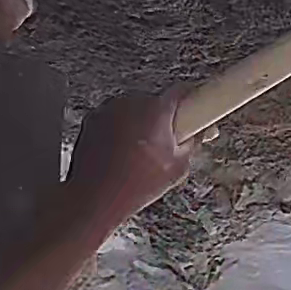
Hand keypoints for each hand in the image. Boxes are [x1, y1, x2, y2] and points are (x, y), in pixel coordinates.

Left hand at [64, 90, 195, 223]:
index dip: (191, 97)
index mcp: (156, 110)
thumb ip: (192, 144)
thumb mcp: (177, 168)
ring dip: (139, 122)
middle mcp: (132, 102)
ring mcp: (110, 108)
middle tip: (164, 142)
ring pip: (133, 108)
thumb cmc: (134, 186)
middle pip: (155, 101)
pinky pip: (114, 116)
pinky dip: (119, 128)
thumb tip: (198, 134)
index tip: (195, 104)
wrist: (93, 199)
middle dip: (162, 118)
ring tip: (138, 152)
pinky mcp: (93, 117)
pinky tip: (120, 152)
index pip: (182, 90)